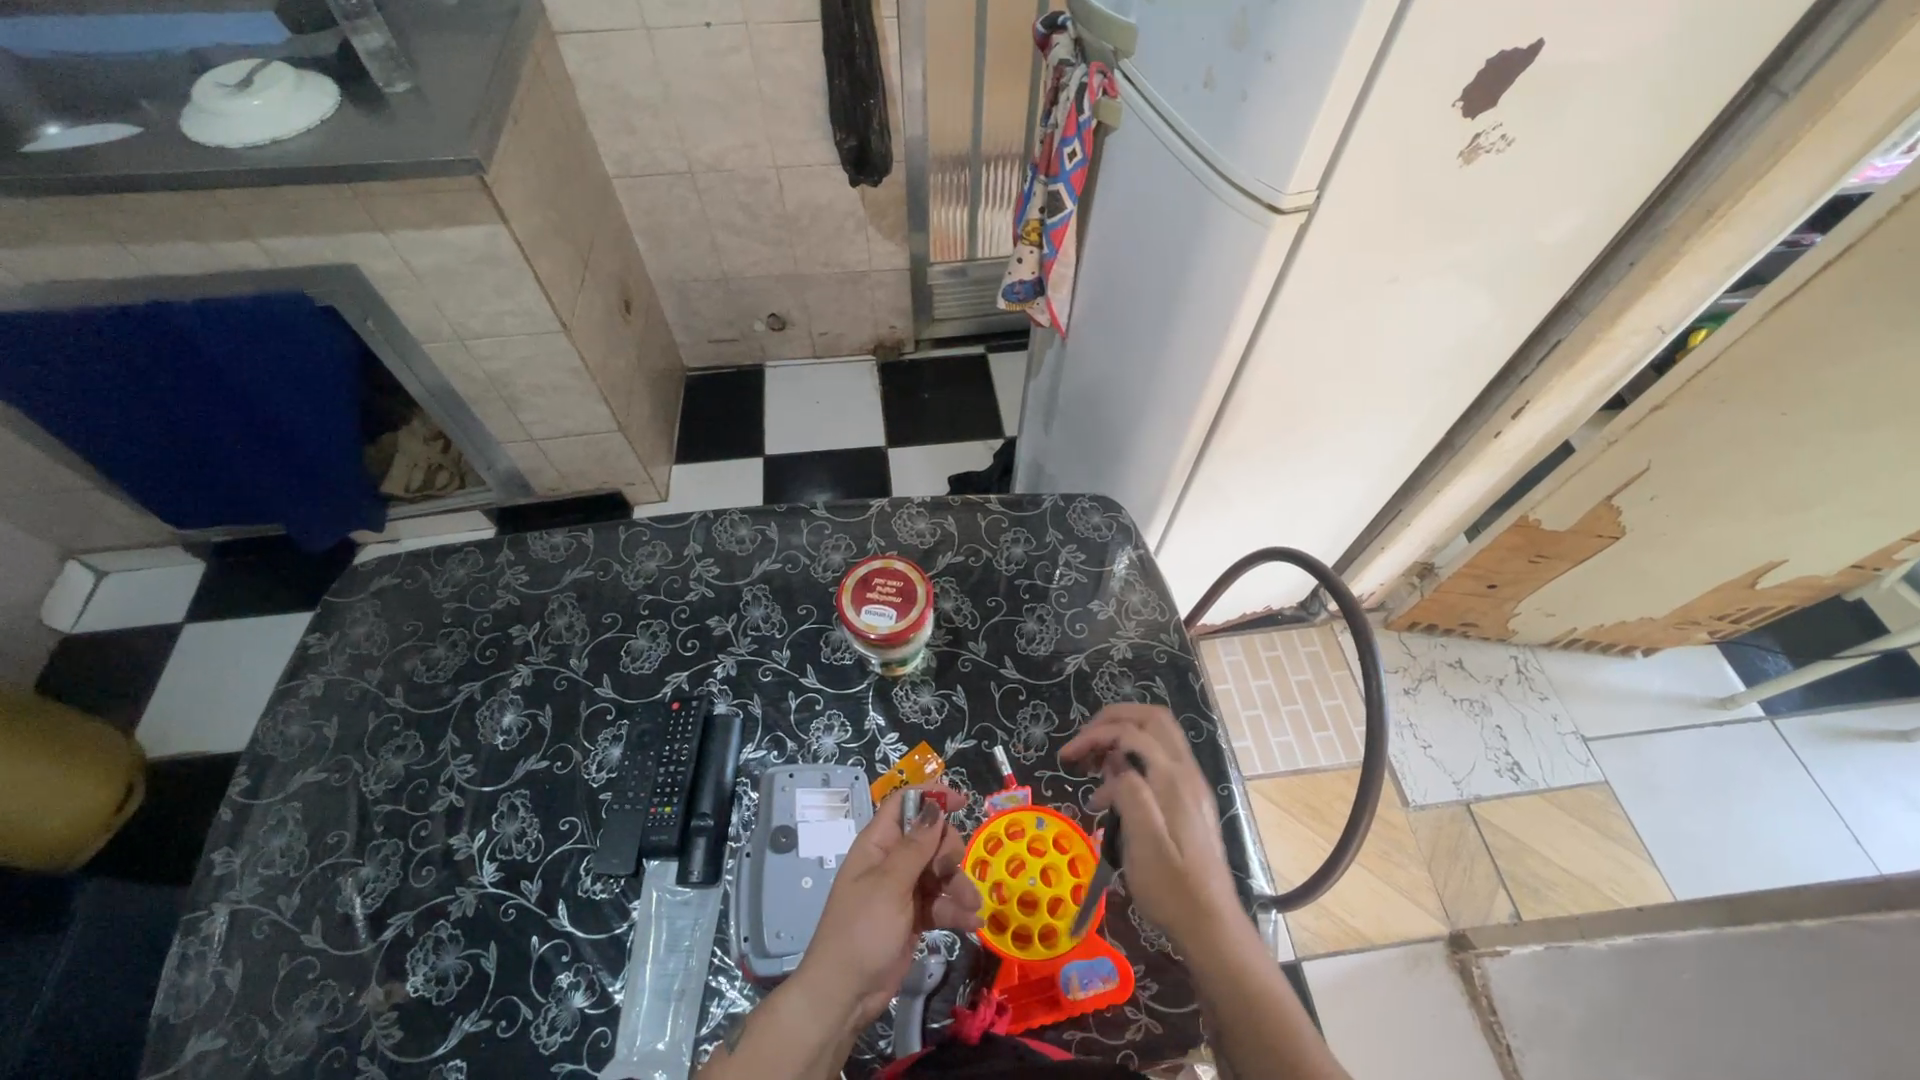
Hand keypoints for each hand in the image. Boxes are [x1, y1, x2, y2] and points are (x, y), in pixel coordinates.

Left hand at [790, 786, 983, 1028]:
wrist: (845, 993)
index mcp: (877, 845)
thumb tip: (935, 806)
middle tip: (949, 872)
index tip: (962, 802)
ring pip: (941, 872)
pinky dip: (956, 911)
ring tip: (970, 907)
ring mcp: (904, 890)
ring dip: (959, 886)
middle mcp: (891, 862)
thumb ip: (915, 846)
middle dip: (949, 852)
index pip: (905, 805)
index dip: (932, 797)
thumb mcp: (889, 885)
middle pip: (931, 838)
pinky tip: (972, 924)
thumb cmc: (861, 931)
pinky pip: (942, 903)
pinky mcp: (914, 917)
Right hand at [1060, 705, 1240, 953]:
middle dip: (1112, 721)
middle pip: (1152, 719)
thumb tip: (1117, 767)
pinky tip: (1112, 797)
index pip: (1131, 732)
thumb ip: (1130, 794)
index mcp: (1173, 780)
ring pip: (1157, 738)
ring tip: (1092, 770)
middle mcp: (1187, 774)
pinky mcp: (1189, 802)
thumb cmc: (1172, 889)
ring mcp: (1191, 786)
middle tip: (1083, 744)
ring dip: (1121, 740)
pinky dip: (1132, 763)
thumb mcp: (1143, 844)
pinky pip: (1159, 762)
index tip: (1066, 758)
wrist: (1211, 925)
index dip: (1095, 736)